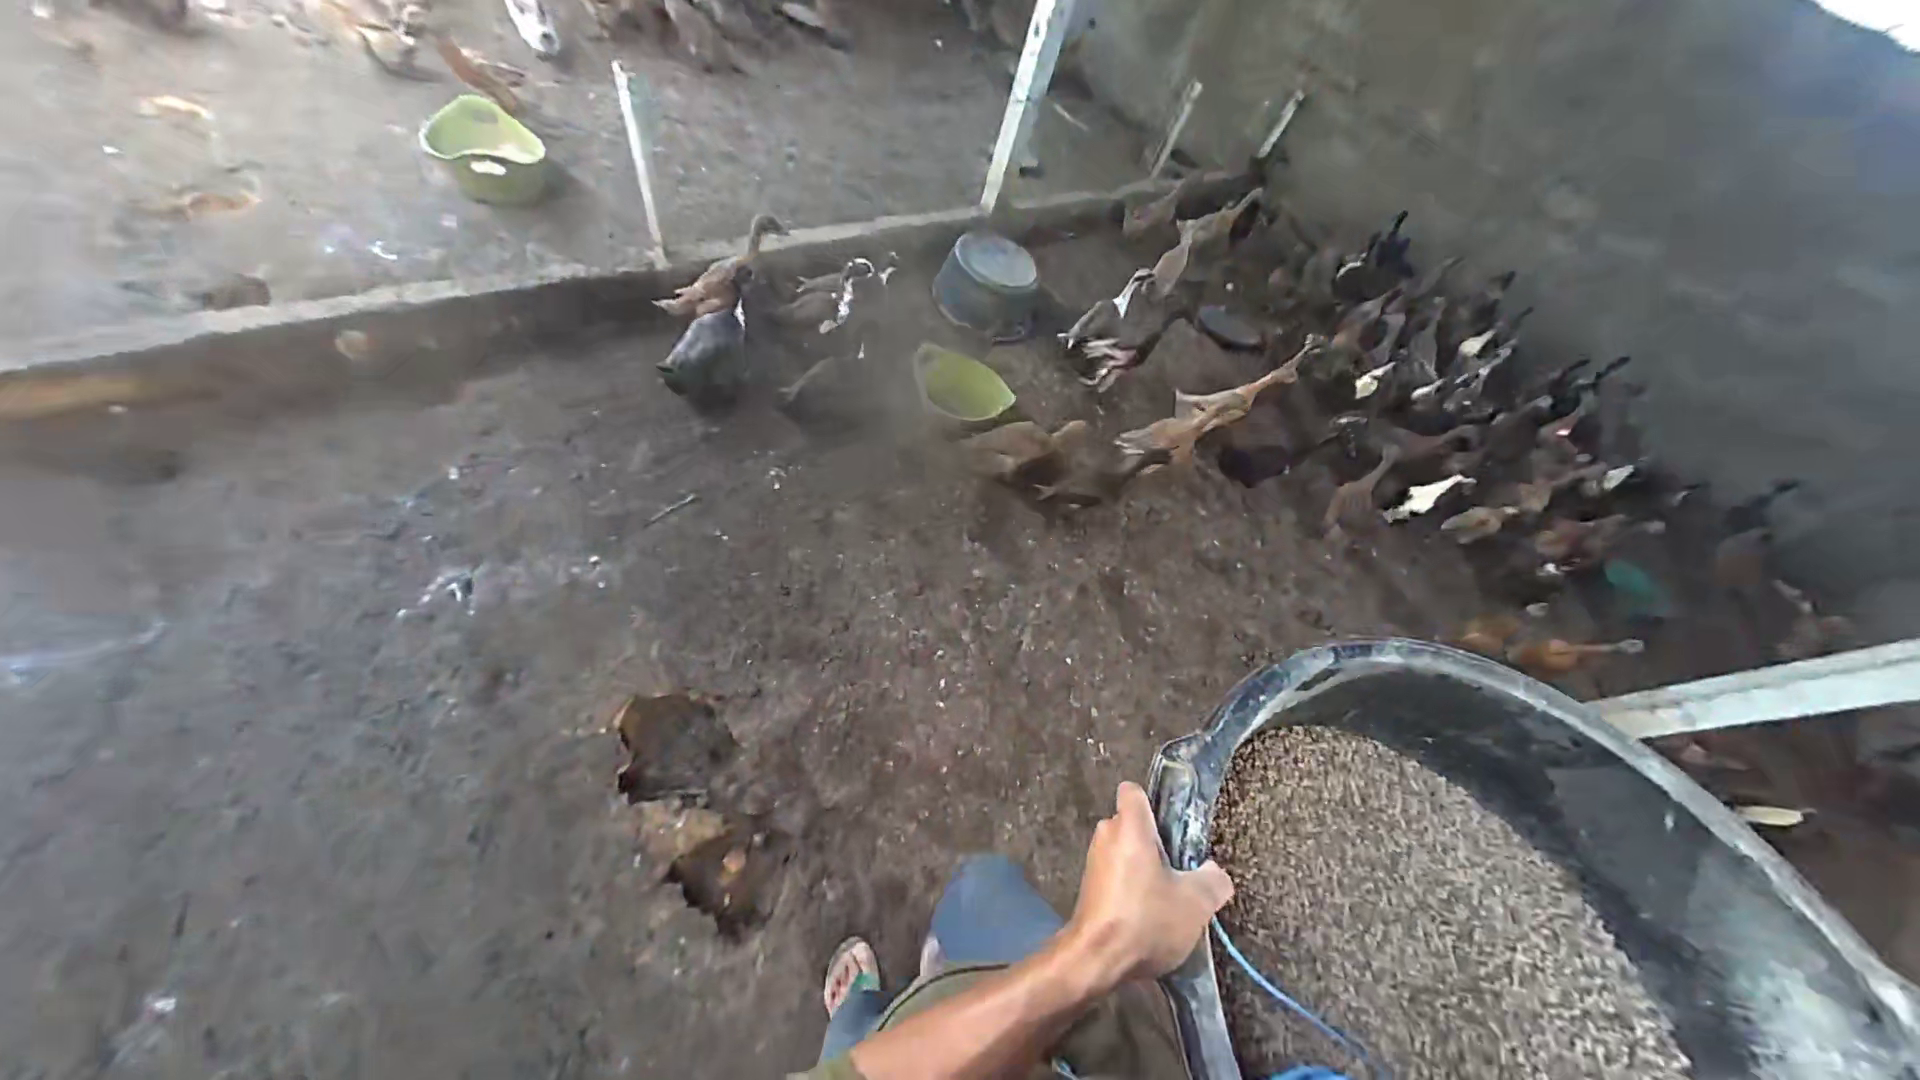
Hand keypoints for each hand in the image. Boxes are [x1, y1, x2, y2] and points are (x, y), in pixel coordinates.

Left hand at [1064, 781, 1233, 988]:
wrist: (1097, 956)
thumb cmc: (1146, 918)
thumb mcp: (1194, 903)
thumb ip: (1212, 880)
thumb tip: (1214, 871)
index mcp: (1128, 825)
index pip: (1133, 790)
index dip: (1152, 803)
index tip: (1171, 827)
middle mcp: (1106, 833)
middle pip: (1133, 824)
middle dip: (1155, 842)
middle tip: (1179, 870)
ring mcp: (1094, 859)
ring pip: (1125, 850)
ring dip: (1144, 867)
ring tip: (1166, 898)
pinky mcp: (1089, 884)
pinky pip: (1115, 872)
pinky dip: (1130, 885)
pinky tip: (1146, 914)